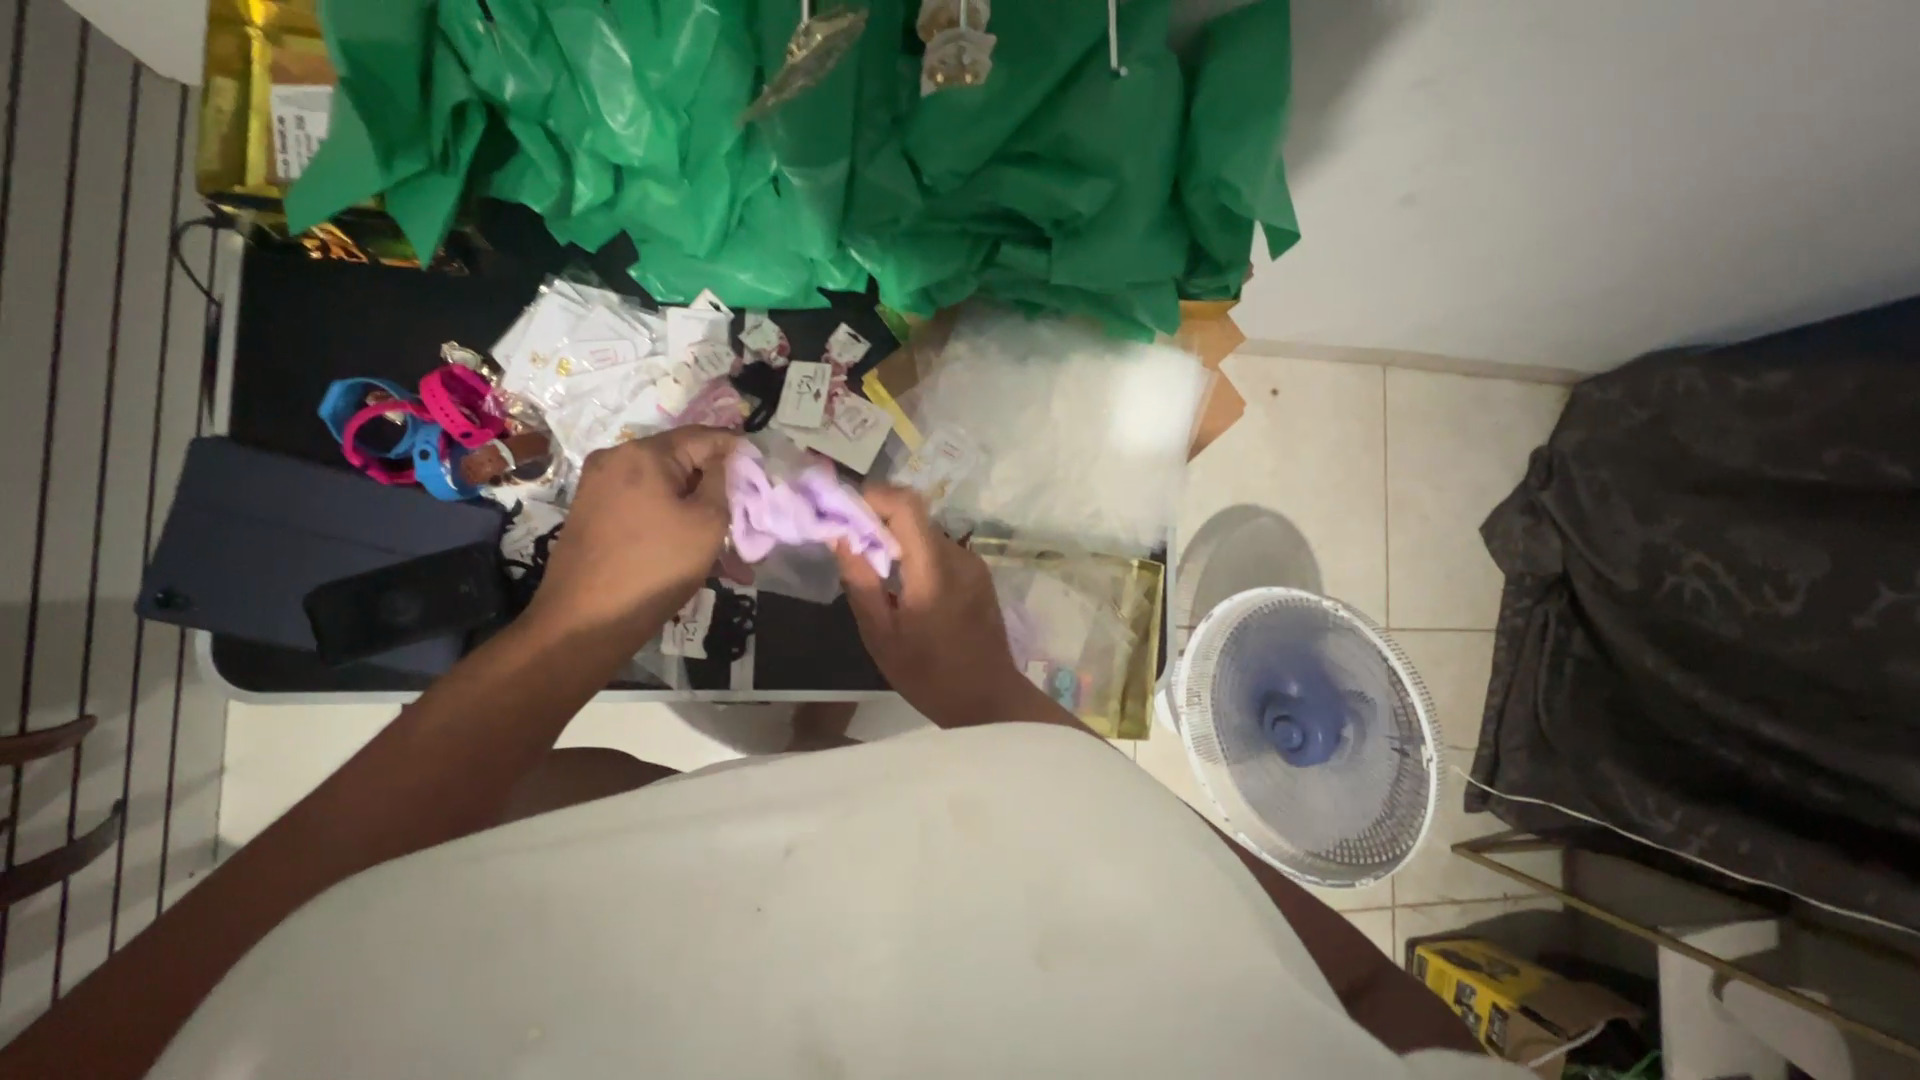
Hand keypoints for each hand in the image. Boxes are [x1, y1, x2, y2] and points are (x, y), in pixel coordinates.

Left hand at [527, 427, 736, 643]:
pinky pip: (643, 508)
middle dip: (715, 490)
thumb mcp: (708, 523)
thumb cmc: (656, 566)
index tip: (761, 470)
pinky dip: (670, 524)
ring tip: (726, 552)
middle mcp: (614, 459)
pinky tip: (691, 553)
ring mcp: (598, 487)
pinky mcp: (591, 513)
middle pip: (680, 463)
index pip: (703, 436)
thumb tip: (724, 459)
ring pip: (663, 491)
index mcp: (644, 453)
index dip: (736, 450)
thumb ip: (722, 482)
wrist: (586, 620)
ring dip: (695, 514)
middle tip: (745, 517)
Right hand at [835, 487, 1034, 726]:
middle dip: (878, 522)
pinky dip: (916, 556)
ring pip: (926, 533)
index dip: (873, 498)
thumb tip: (840, 537)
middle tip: (848, 545)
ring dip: (897, 541)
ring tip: (874, 572)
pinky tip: (903, 587)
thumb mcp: (881, 636)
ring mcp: (973, 564)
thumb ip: (860, 583)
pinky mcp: (979, 574)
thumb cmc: (929, 676)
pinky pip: (940, 551)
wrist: (989, 700)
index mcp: (933, 571)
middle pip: (914, 517)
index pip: (906, 505)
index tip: (843, 512)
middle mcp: (959, 557)